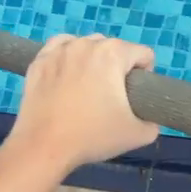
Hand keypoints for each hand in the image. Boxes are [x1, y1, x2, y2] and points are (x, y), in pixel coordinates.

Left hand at [5, 33, 159, 173]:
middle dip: (116, 67)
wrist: (42, 147)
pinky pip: (57, 49)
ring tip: (87, 85)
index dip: (145, 74)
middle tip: (108, 95)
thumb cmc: (91, 137)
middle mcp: (85, 44)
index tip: (134, 95)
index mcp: (113, 53)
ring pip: (84, 46)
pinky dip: (65, 57)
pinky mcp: (37, 63)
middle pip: (112, 48)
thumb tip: (150, 119)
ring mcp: (57, 51)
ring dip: (91, 60)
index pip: (143, 54)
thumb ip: (153, 121)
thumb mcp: (138, 134)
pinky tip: (66, 74)